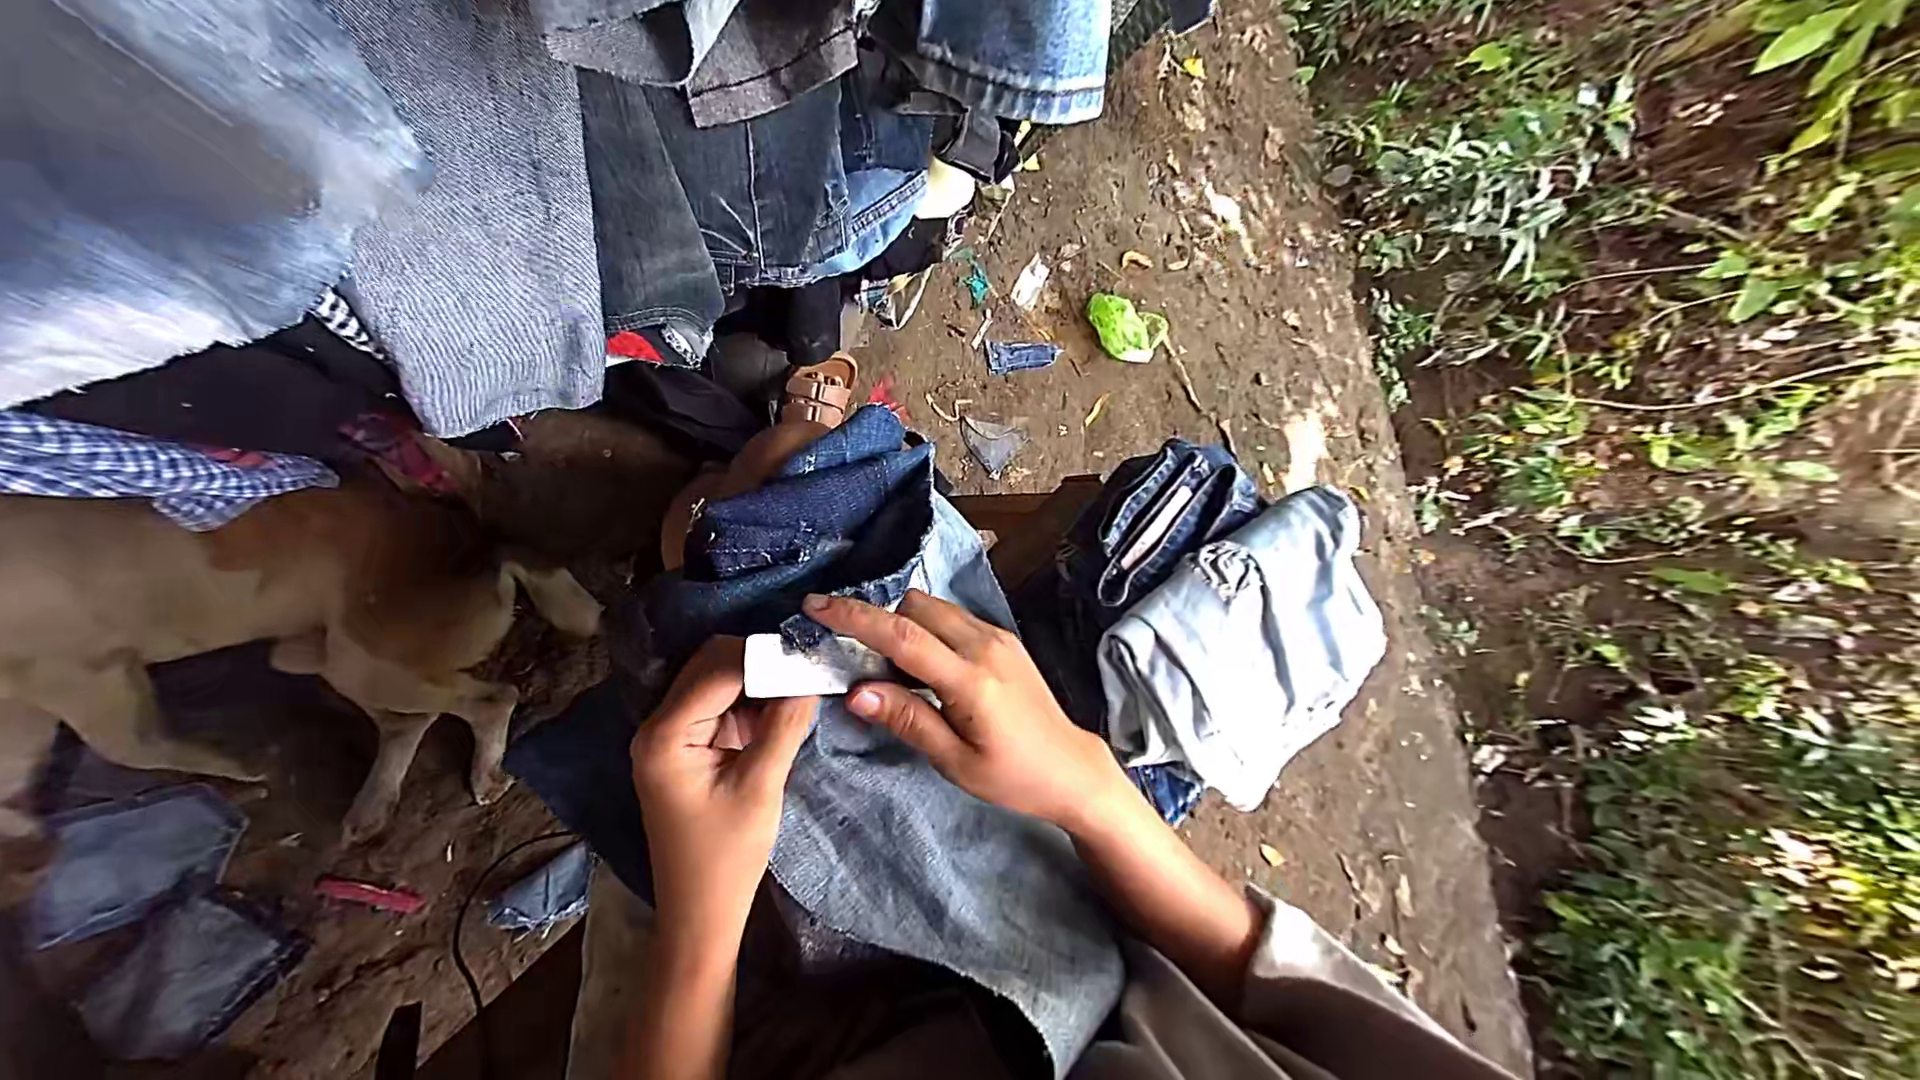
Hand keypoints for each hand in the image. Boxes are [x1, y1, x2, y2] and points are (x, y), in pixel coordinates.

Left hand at [630, 637, 817, 933]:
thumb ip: (784, 724)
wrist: (701, 913)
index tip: (809, 655)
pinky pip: (722, 700)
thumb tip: (809, 673)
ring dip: (758, 676)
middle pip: (711, 663)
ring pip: (718, 676)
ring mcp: (671, 733)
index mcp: (665, 735)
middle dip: (760, 660)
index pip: (719, 669)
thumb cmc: (727, 858)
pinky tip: (782, 704)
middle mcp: (659, 725)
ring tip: (800, 682)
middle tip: (806, 667)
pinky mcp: (688, 743)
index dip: (766, 657)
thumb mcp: (761, 786)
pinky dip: (752, 696)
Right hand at [801, 589, 1130, 831]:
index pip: (902, 636)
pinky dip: (927, 627)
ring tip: (889, 663)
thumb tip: (856, 690)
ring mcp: (998, 637)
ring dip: (903, 622)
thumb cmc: (1013, 776)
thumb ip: (907, 719)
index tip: (816, 606)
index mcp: (970, 680)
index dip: (854, 617)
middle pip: (915, 607)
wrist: (1072, 767)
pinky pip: (954, 617)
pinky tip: (924, 663)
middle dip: (877, 619)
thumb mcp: (955, 761)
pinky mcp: (1005, 638)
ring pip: (934, 606)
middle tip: (852, 650)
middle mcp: (985, 645)